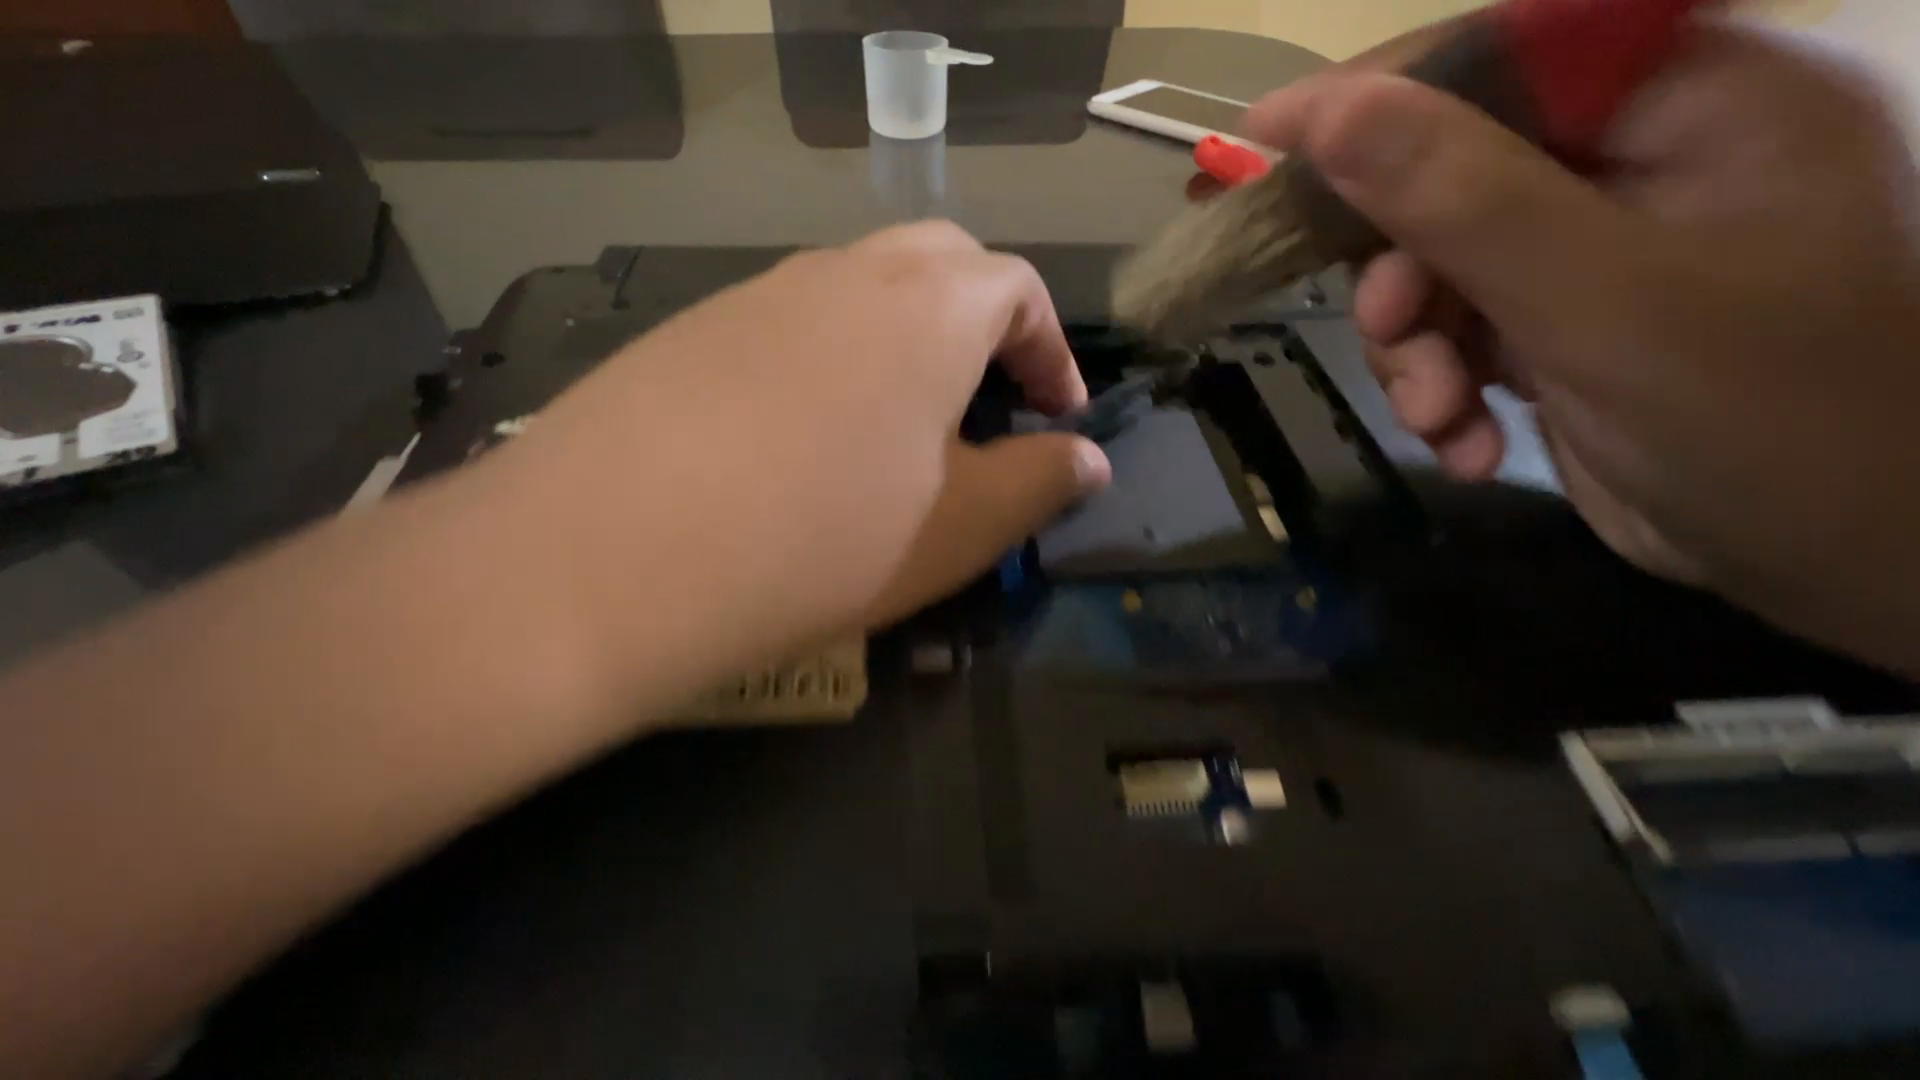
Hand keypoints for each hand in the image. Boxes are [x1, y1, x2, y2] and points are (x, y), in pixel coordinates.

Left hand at [481, 221, 1110, 697]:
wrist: (607, 559)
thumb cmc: (821, 542)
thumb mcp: (958, 528)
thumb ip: (1040, 483)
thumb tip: (1089, 459)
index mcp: (928, 304)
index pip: (1018, 288)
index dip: (1052, 352)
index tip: (1059, 419)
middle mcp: (843, 273)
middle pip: (939, 265)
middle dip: (982, 326)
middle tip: (988, 405)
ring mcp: (756, 294)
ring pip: (857, 292)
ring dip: (901, 343)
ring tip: (898, 433)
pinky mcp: (689, 331)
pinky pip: (786, 327)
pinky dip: (826, 365)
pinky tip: (801, 443)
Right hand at [1247, 27, 1919, 670]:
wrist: (1837, 560)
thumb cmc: (1763, 417)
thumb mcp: (1597, 301)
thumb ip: (1464, 199)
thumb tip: (1333, 114)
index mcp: (1694, 105)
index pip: (1505, 57)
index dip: (1379, 93)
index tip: (1263, 142)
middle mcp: (1641, 164)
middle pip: (1452, 175)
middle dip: (1401, 271)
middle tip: (1386, 329)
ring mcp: (1596, 251)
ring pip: (1437, 269)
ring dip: (1412, 350)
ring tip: (1435, 415)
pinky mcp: (1562, 327)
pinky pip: (1456, 333)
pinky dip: (1440, 390)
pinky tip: (1462, 444)